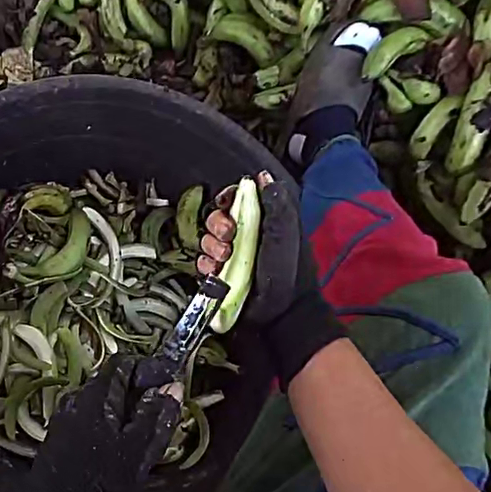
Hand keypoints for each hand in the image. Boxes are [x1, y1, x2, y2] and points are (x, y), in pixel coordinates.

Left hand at [0, 356, 177, 491]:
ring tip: (144, 428)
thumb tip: (174, 387)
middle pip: (111, 380)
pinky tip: (118, 444)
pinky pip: (90, 416)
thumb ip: (156, 417)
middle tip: (161, 408)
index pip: (123, 363)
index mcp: (97, 397)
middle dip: (138, 388)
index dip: (149, 367)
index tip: (169, 382)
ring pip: (101, 400)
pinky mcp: (59, 436)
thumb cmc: (98, 484)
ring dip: (124, 406)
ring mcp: (65, 418)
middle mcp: (77, 399)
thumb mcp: (137, 452)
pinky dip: (109, 421)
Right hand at [198, 172, 345, 385]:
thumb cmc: (288, 274)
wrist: (280, 315)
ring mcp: (231, 256)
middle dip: (217, 225)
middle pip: (216, 217)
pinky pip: (202, 262)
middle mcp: (245, 235)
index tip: (226, 206)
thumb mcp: (284, 234)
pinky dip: (206, 266)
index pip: (237, 198)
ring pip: (206, 239)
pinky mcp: (219, 274)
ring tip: (224, 260)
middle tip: (229, 238)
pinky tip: (216, 272)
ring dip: (211, 247)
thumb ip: (275, 204)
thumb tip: (262, 176)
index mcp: (262, 221)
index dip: (228, 199)